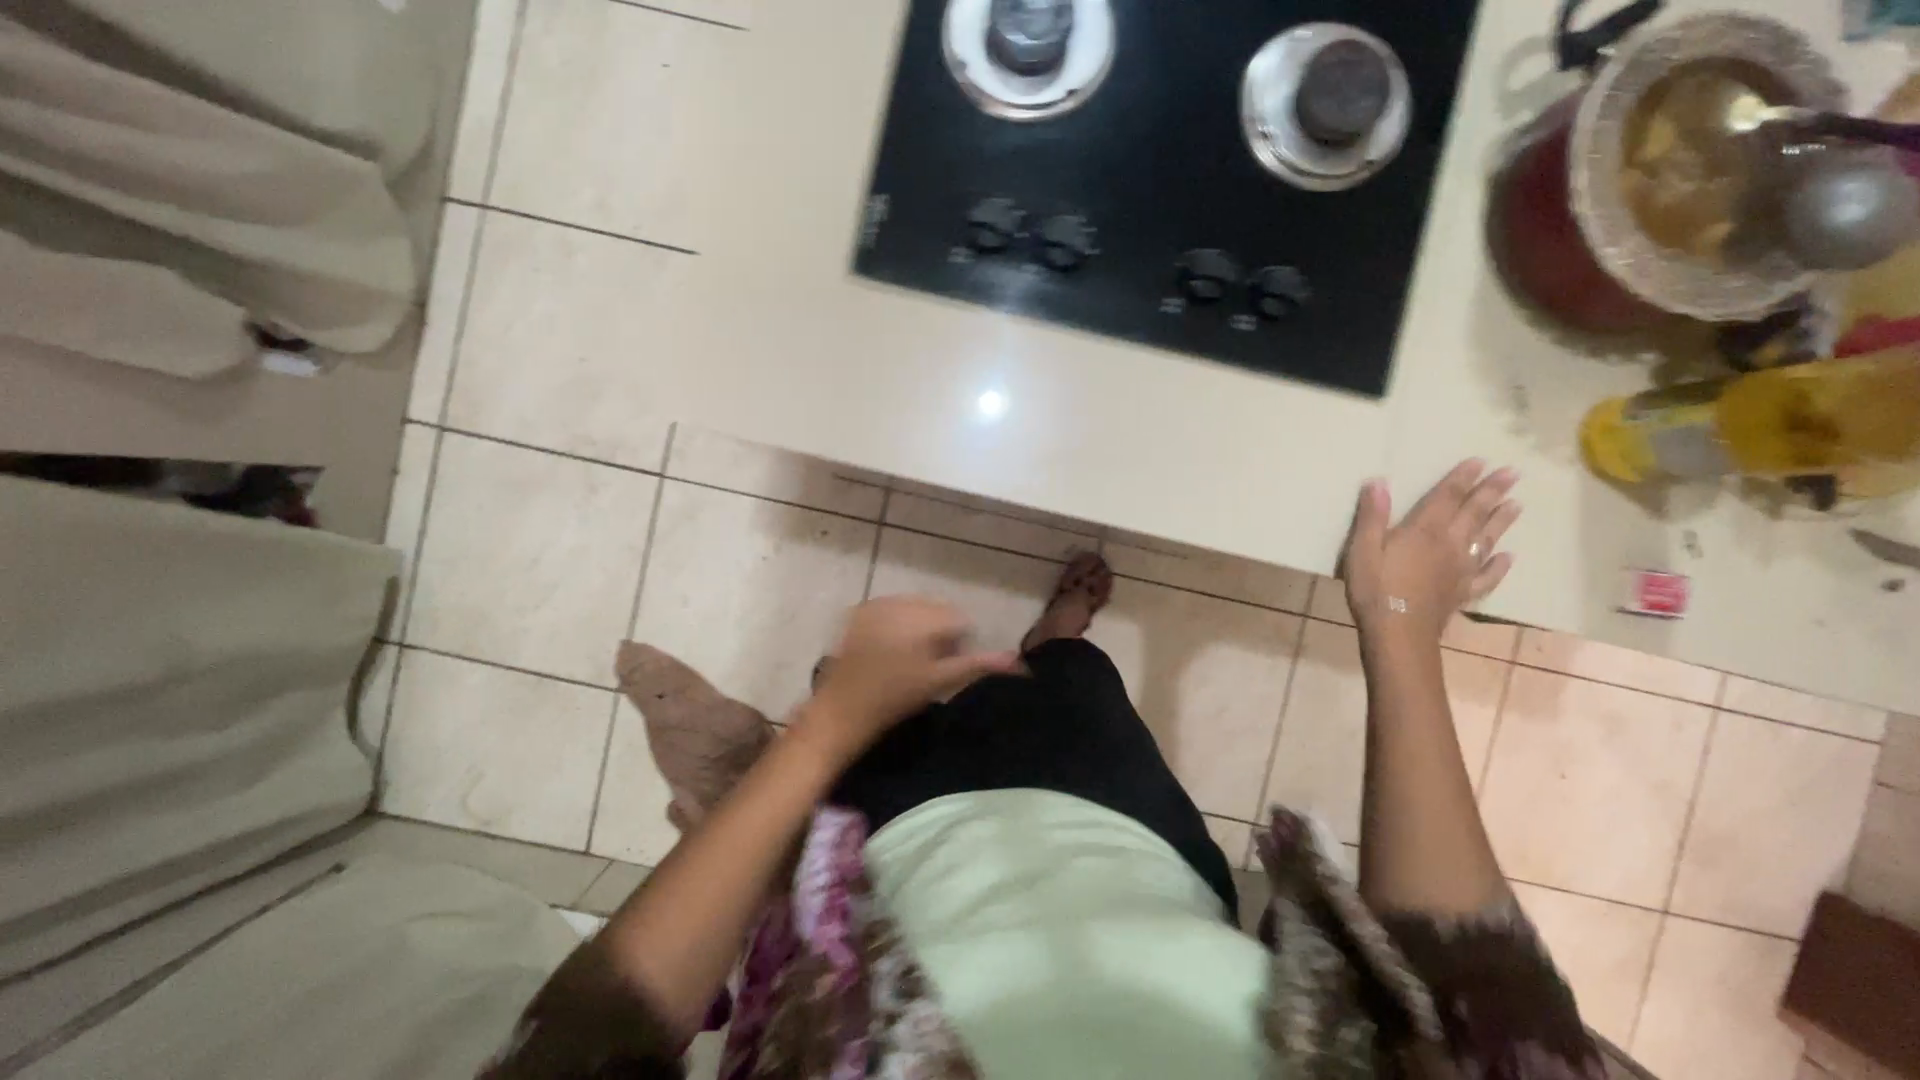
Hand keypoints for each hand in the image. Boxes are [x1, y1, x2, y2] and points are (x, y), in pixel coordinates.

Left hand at [794, 596, 1021, 763]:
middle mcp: (900, 601)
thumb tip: (1020, 662)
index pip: (959, 620)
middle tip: (926, 665)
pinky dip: (895, 624)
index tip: (944, 666)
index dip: (957, 643)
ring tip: (905, 660)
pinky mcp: (858, 611)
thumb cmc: (894, 700)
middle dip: (938, 632)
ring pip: (913, 608)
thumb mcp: (940, 682)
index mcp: (923, 616)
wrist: (841, 710)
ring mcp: (876, 604)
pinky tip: (887, 651)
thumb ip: (979, 665)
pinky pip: (889, 609)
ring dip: (918, 626)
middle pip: (937, 609)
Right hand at [1341, 460, 1520, 645]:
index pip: (1448, 497)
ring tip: (1516, 505)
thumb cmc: (1375, 589)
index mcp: (1424, 530)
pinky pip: (1487, 576)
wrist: (1398, 632)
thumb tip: (1378, 482)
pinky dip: (1499, 566)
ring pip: (1486, 539)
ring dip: (1501, 521)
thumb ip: (1372, 516)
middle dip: (1492, 491)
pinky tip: (1508, 557)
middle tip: (1513, 473)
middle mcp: (1449, 544)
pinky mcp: (1463, 591)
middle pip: (1474, 513)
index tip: (1480, 461)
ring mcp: (1461, 569)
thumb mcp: (1362, 549)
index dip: (1462, 478)